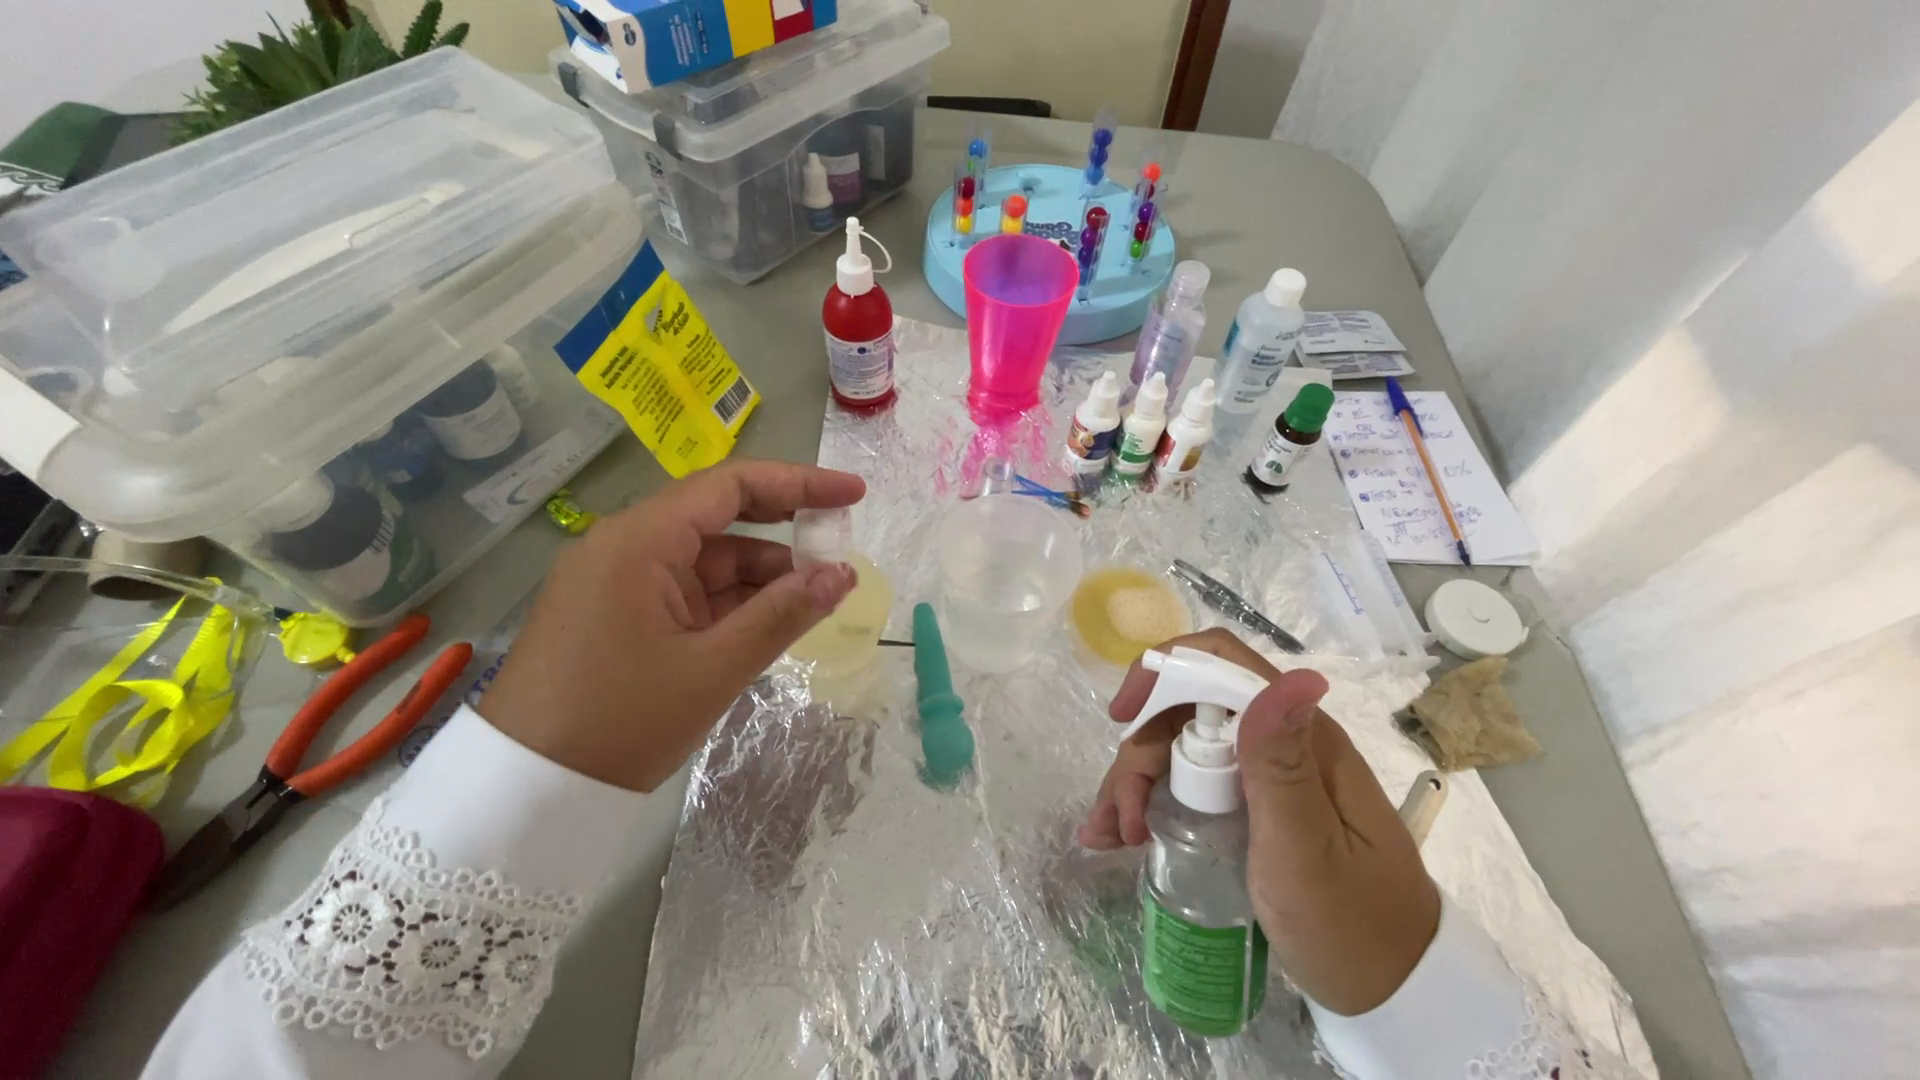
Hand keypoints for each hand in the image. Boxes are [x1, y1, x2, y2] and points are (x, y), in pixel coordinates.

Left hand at [480, 460, 863, 792]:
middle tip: (841, 542)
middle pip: (718, 517)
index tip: (854, 495)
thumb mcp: (714, 668)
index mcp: (639, 541)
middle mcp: (625, 546)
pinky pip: (686, 592)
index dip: (798, 484)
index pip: (730, 486)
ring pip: (705, 560)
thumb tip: (844, 573)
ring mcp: (618, 581)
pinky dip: (730, 602)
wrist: (528, 790)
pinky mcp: (617, 614)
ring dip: (761, 575)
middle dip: (784, 528)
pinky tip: (771, 620)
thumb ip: (783, 614)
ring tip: (818, 596)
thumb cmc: (621, 722)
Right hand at [1078, 628, 1440, 1015]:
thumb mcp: (1307, 850)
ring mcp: (1267, 773)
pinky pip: (1190, 782)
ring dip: (1135, 781)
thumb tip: (1297, 675)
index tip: (1121, 720)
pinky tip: (1121, 835)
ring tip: (1109, 836)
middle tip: (1120, 818)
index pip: (1222, 666)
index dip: (1163, 675)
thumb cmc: (1352, 926)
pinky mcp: (1254, 804)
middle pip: (1188, 711)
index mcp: (1303, 737)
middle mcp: (1282, 741)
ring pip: (1180, 747)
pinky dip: (1148, 802)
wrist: (1393, 988)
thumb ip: (1283, 766)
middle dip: (1140, 752)